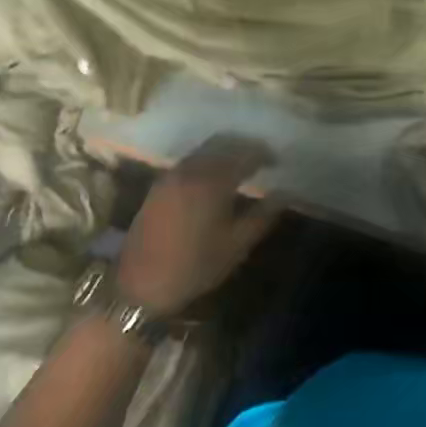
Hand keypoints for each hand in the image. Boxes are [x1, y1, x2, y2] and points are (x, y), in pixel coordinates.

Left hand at [118, 135, 282, 315]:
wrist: (140, 283)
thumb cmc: (194, 267)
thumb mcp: (236, 246)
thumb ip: (263, 216)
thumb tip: (285, 194)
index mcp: (212, 182)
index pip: (244, 154)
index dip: (264, 154)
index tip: (278, 162)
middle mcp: (190, 170)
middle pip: (222, 143)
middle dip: (244, 146)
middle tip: (262, 158)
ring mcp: (171, 175)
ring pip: (203, 150)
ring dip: (225, 151)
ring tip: (242, 166)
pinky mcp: (159, 185)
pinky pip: (190, 160)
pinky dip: (207, 159)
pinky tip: (216, 177)